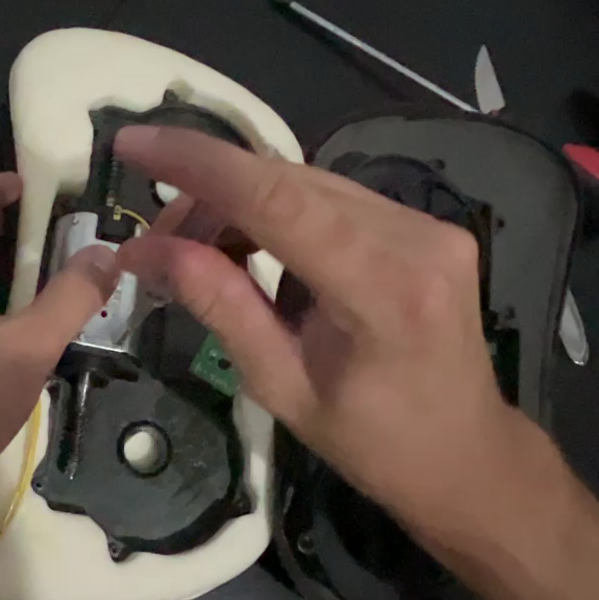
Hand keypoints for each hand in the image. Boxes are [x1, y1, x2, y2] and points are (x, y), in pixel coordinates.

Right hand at [113, 126, 547, 543]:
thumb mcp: (280, 384)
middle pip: (286, 182)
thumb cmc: (371, 442)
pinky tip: (249, 251)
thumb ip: (220, 305)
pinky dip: (274, 214)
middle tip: (156, 243)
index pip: (278, 199)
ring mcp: (425, 224)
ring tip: (196, 253)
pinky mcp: (422, 224)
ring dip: (237, 205)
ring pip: (304, 183)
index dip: (200, 163)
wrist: (464, 455)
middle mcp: (414, 236)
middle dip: (206, 197)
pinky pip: (329, 200)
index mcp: (382, 289)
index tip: (134, 143)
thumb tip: (147, 251)